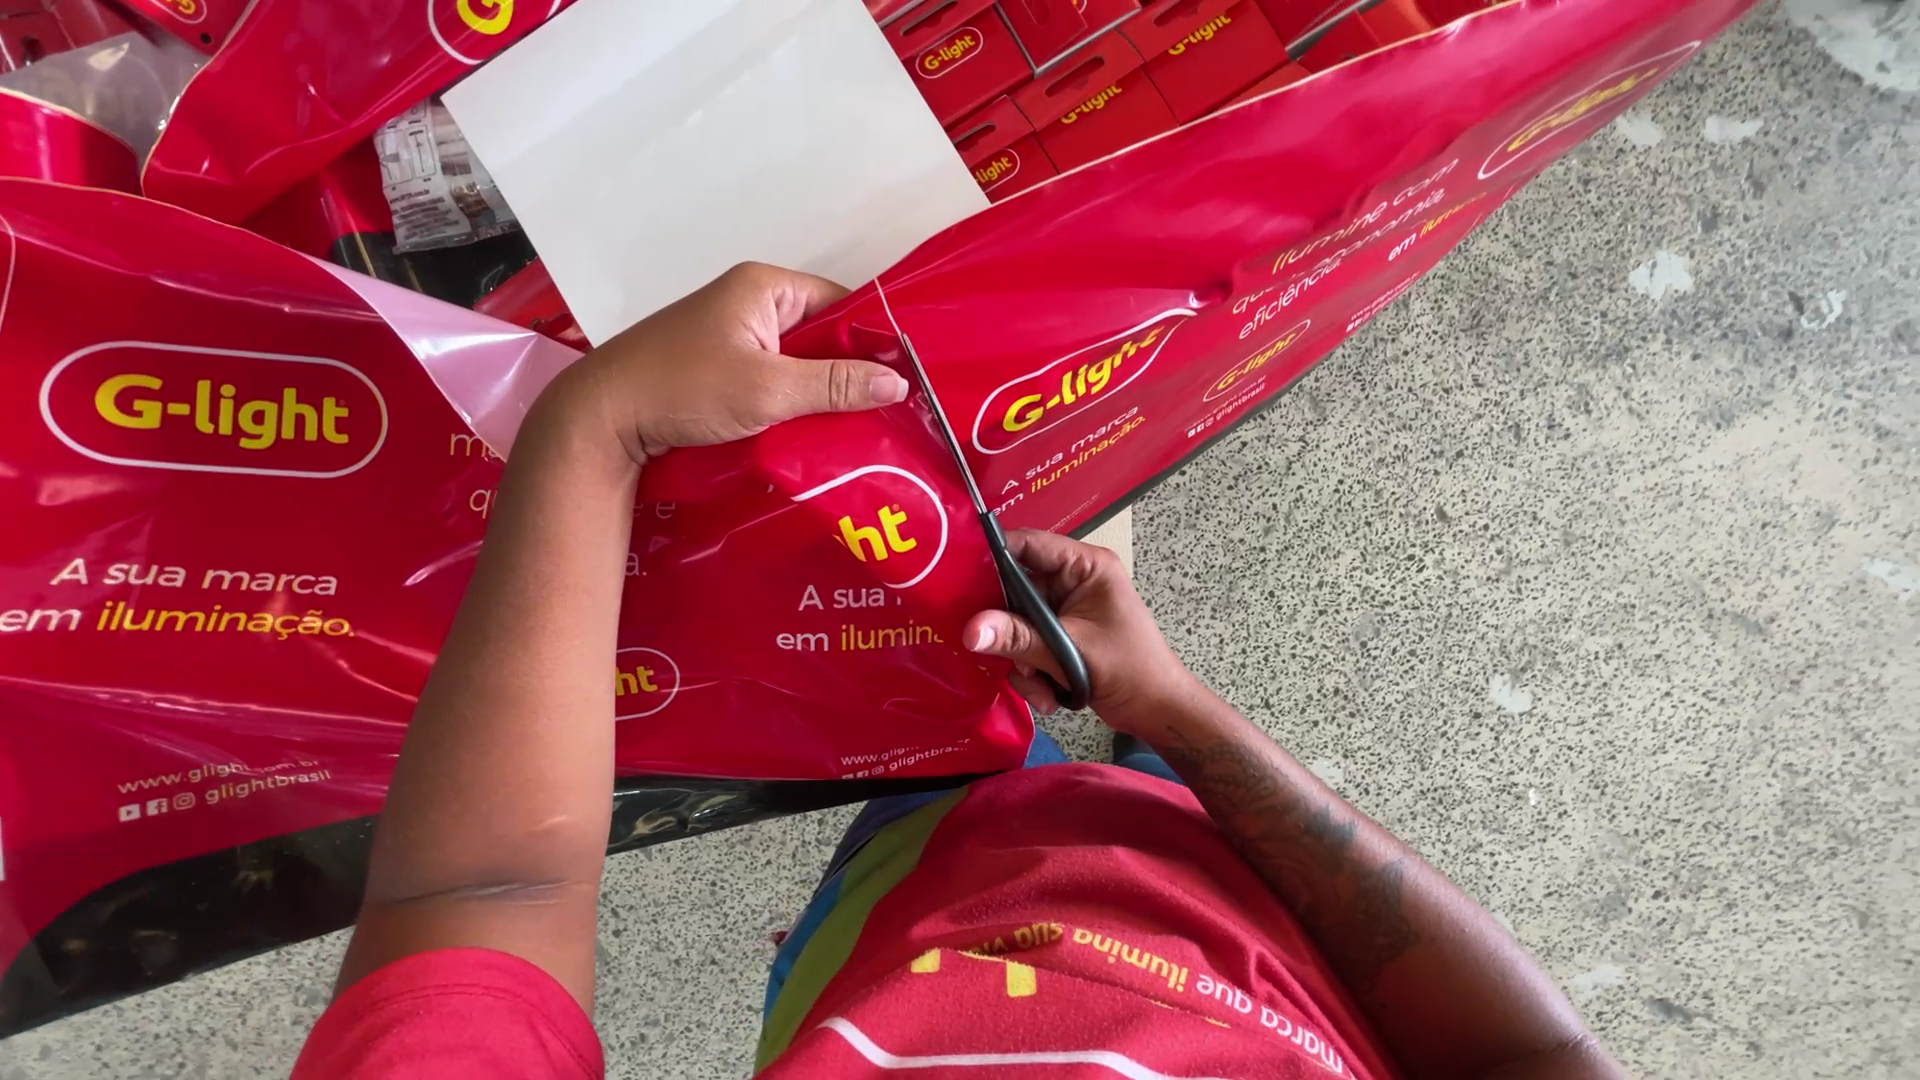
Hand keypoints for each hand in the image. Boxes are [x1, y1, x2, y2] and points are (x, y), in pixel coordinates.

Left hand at [542, 262, 908, 465]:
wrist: (605, 418)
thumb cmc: (684, 389)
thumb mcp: (768, 388)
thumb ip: (835, 384)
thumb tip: (899, 382)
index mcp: (765, 288)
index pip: (841, 303)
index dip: (874, 337)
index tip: (905, 377)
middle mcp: (754, 304)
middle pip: (824, 333)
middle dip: (853, 370)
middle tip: (892, 409)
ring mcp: (738, 337)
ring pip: (802, 360)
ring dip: (826, 390)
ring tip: (865, 423)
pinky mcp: (727, 369)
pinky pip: (780, 379)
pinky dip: (800, 401)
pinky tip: (821, 428)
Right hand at [963, 530, 1200, 734]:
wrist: (1157, 712)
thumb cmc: (1131, 669)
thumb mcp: (1072, 650)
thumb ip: (1019, 638)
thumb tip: (969, 630)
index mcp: (1085, 566)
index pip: (1029, 545)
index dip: (993, 555)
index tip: (958, 575)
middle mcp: (1071, 582)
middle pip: (1015, 590)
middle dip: (1008, 628)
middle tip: (998, 651)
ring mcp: (1063, 611)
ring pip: (1016, 625)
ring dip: (1022, 661)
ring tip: (1039, 686)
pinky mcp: (1057, 638)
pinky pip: (1025, 646)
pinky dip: (1031, 675)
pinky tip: (1048, 697)